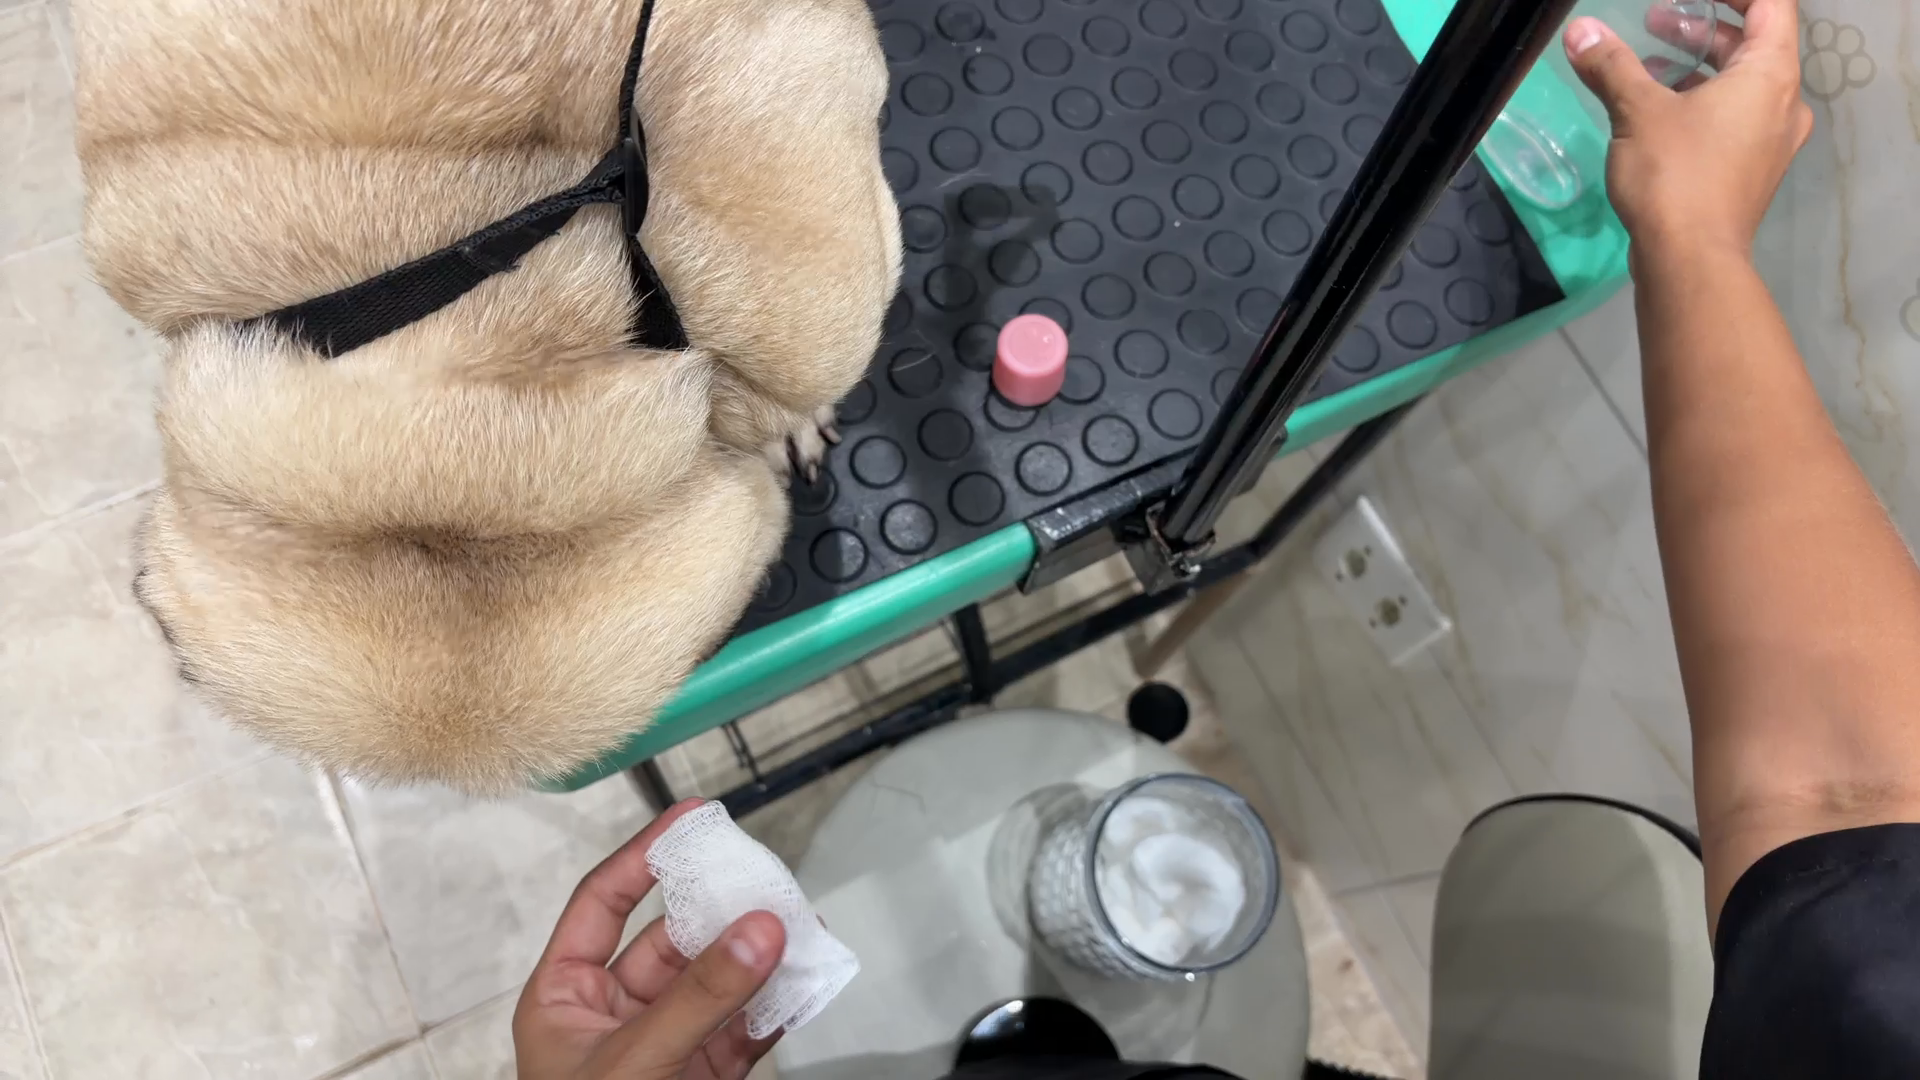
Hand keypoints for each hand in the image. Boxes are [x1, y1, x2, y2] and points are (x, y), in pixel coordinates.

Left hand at [514, 799, 788, 1079]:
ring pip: (722, 973)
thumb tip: (763, 927)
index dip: (646, 853)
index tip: (694, 816)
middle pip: (678, 933)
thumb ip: (696, 998)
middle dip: (725, 906)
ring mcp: (670, 1039)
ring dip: (762, 949)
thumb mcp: (630, 1070)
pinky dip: (782, 999)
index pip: (605, 902)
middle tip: (767, 877)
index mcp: (568, 998)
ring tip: (800, 923)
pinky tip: (807, 975)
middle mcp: (620, 1010)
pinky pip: (751, 1019)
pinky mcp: (709, 1070)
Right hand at [1564, 0, 1812, 263]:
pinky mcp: (1752, 172)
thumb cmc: (1673, 174)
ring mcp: (1773, 138)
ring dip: (1698, 76)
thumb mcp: (1636, 115)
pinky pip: (1733, 124)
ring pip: (1740, 89)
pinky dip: (1702, 111)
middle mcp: (1785, 99)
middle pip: (1751, 48)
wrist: (1690, 253)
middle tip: (1651, 31)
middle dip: (1700, 35)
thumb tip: (1580, 30)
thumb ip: (1611, 69)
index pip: (1769, 6)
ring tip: (1650, 80)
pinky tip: (1664, 129)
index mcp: (1770, 72)